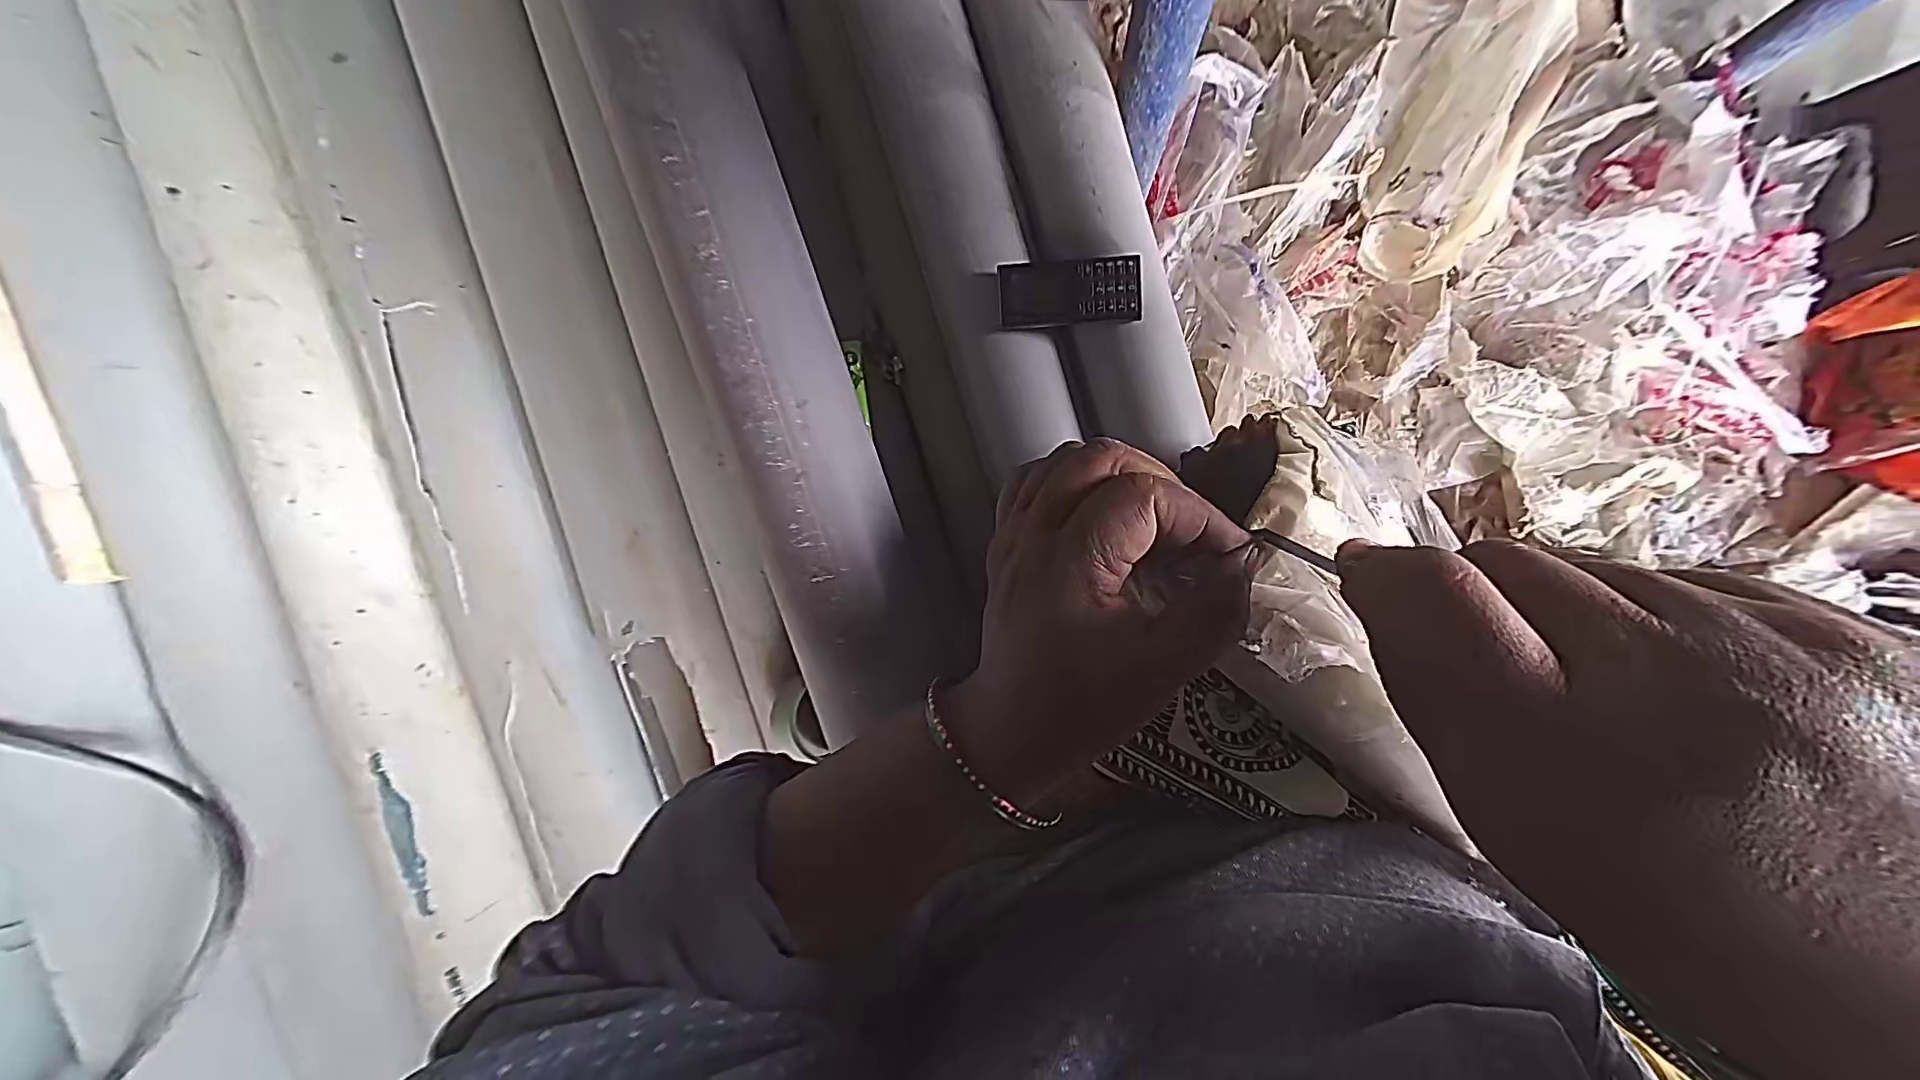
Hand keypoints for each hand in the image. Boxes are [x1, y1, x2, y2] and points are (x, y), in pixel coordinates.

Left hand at [762, 439, 1252, 957]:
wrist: (1010, 728)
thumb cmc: (1082, 705)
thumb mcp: (1162, 670)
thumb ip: (1213, 612)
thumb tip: (1240, 563)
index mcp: (1069, 561)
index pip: (1143, 496)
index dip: (1198, 515)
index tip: (1226, 554)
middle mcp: (1033, 534)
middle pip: (1098, 457)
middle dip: (1160, 481)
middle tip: (1189, 529)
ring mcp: (1012, 535)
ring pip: (1063, 461)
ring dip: (1117, 473)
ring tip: (1150, 517)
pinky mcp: (1004, 544)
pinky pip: (1033, 483)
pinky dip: (1072, 483)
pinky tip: (1098, 513)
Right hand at [1339, 539, 1919, 1077]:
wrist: (1904, 971)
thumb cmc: (1659, 907)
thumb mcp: (1505, 817)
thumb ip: (1429, 696)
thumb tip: (1378, 597)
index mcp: (1573, 746)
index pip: (1446, 594)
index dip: (1389, 570)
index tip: (1363, 569)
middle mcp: (1686, 672)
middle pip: (1512, 563)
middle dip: (1472, 592)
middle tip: (1489, 652)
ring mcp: (1789, 642)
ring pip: (1598, 567)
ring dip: (1569, 610)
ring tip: (1609, 688)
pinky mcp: (1859, 628)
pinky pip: (1691, 581)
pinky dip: (1655, 619)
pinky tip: (1689, 684)